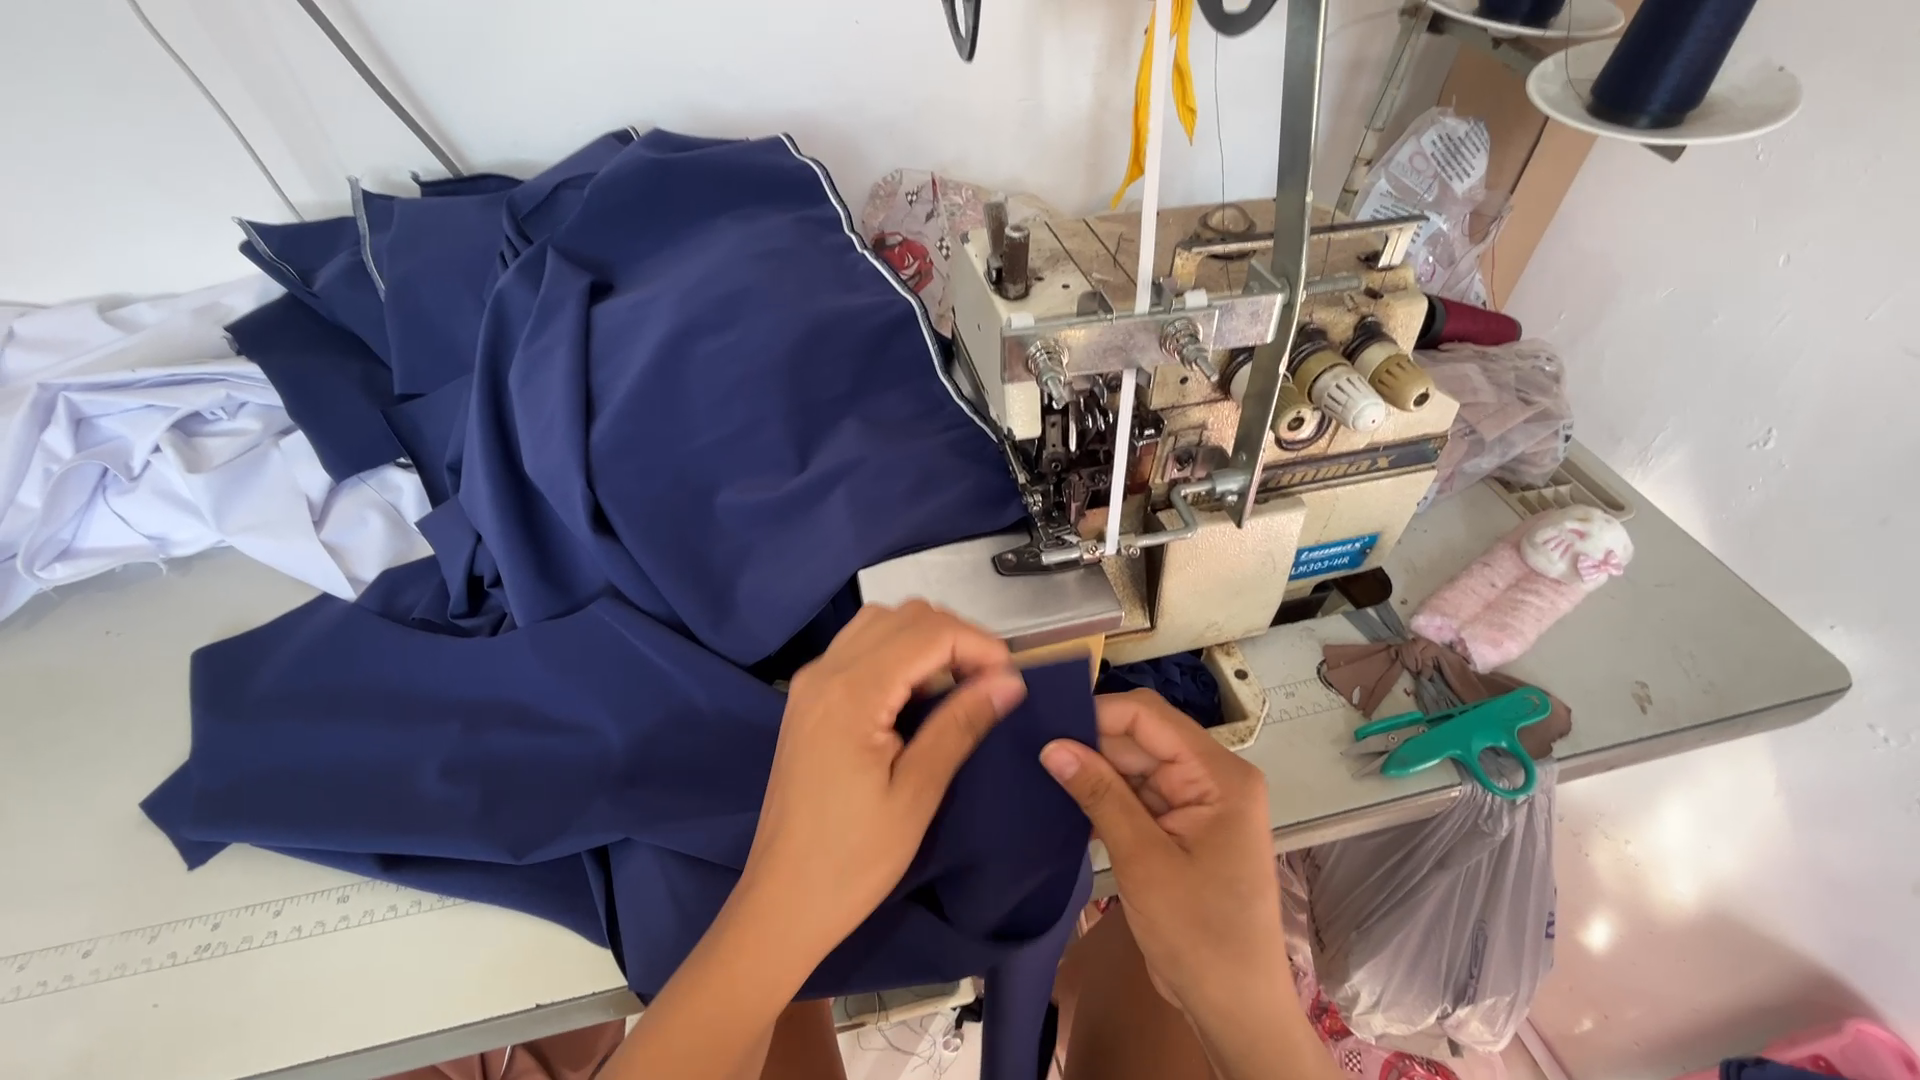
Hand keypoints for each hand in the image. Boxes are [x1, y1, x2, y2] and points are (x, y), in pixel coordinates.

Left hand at [739, 601, 1027, 956]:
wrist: (783, 901)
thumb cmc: (854, 859)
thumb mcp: (918, 793)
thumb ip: (961, 724)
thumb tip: (1010, 681)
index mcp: (851, 692)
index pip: (929, 632)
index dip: (979, 645)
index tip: (1011, 681)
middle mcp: (824, 672)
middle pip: (903, 615)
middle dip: (955, 637)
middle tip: (989, 684)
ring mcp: (810, 683)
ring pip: (879, 624)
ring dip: (925, 640)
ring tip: (957, 686)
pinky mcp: (806, 699)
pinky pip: (858, 648)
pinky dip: (896, 653)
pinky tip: (917, 696)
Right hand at [1039, 690, 1284, 1018]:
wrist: (1234, 1007)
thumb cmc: (1199, 933)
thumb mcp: (1143, 860)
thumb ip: (1099, 795)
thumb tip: (1052, 746)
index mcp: (1218, 775)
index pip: (1149, 717)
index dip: (1098, 714)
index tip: (1046, 726)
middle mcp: (1211, 778)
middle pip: (1141, 740)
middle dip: (1091, 745)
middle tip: (1032, 752)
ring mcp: (1196, 804)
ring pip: (1134, 767)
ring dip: (1095, 774)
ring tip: (1039, 773)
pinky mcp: (1180, 829)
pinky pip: (1137, 797)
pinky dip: (1106, 800)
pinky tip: (1065, 804)